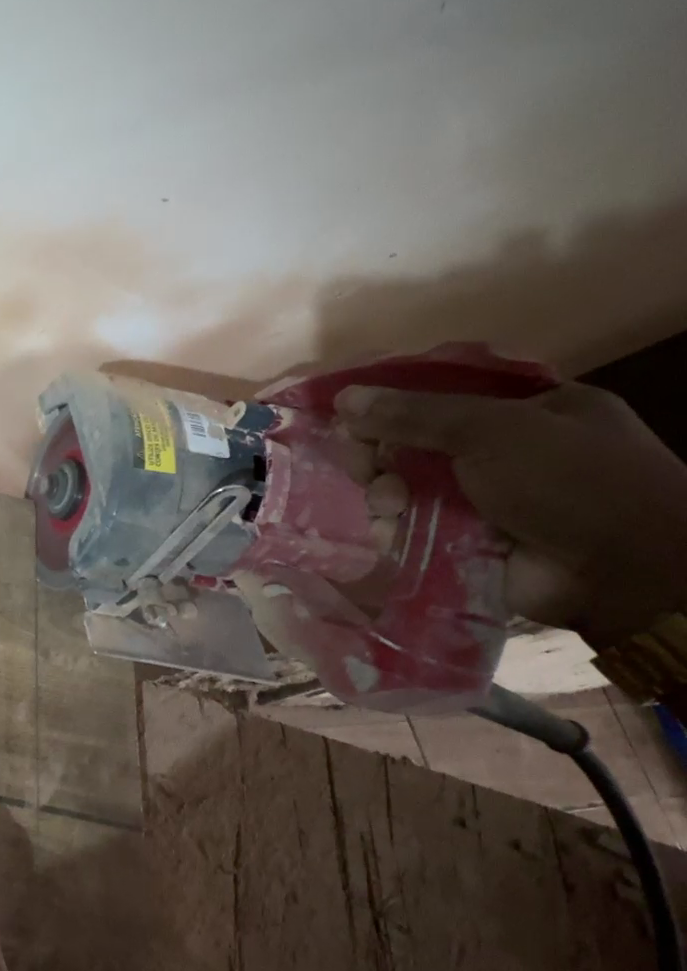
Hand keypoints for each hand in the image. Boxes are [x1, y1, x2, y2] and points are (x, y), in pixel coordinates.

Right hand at [336, 382, 686, 642]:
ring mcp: (488, 501)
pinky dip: (393, 530)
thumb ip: (415, 414)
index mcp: (532, 410)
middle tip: (359, 463)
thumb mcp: (495, 430)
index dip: (392, 401)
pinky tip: (386, 531)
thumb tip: (342, 397)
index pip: (444, 394)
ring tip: (388, 505)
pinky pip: (413, 528)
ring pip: (409, 486)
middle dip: (381, 452)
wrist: (628, 575)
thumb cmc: (574, 482)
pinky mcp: (469, 543)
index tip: (349, 412)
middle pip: (417, 442)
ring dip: (386, 493)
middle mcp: (508, 452)